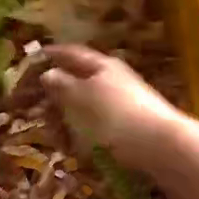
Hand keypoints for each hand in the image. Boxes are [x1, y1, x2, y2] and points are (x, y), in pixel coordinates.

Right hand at [39, 45, 185, 168]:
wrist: (160, 146)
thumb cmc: (114, 116)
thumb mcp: (81, 97)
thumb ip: (62, 84)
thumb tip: (48, 73)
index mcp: (102, 66)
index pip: (73, 53)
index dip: (55, 53)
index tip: (37, 53)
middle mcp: (115, 79)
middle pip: (83, 78)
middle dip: (61, 87)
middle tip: (41, 97)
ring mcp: (125, 102)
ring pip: (91, 102)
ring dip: (71, 111)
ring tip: (56, 125)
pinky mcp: (131, 124)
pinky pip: (100, 122)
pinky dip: (84, 129)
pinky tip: (77, 142)